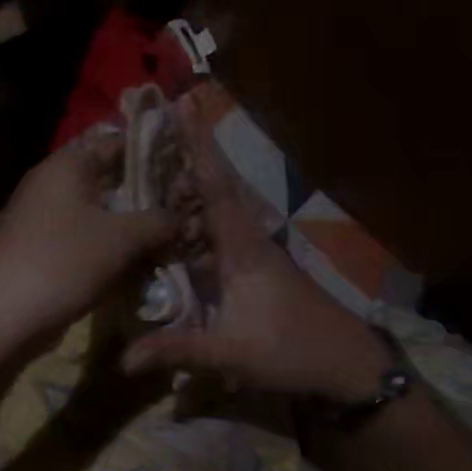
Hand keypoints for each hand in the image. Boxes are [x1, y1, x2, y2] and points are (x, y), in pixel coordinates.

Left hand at [0, 130, 180, 351]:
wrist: (5, 317)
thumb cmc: (65, 263)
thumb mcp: (123, 239)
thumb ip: (160, 222)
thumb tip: (183, 219)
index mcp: (67, 165)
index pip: (117, 142)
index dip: (153, 154)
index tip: (186, 172)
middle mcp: (51, 183)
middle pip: (109, 180)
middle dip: (147, 197)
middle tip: (184, 212)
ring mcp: (43, 217)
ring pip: (99, 214)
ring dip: (131, 227)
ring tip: (168, 241)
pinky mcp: (42, 249)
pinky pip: (85, 239)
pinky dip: (110, 248)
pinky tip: (137, 266)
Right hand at [121, 148, 391, 400]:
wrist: (348, 364)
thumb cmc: (292, 352)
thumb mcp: (231, 353)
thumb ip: (178, 350)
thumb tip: (123, 359)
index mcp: (243, 249)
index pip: (216, 188)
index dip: (198, 148)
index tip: (183, 106)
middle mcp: (251, 242)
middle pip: (217, 190)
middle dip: (190, 158)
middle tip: (157, 130)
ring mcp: (259, 256)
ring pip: (222, 212)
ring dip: (196, 189)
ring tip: (160, 169)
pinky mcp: (261, 273)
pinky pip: (224, 236)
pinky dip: (202, 223)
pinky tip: (182, 231)